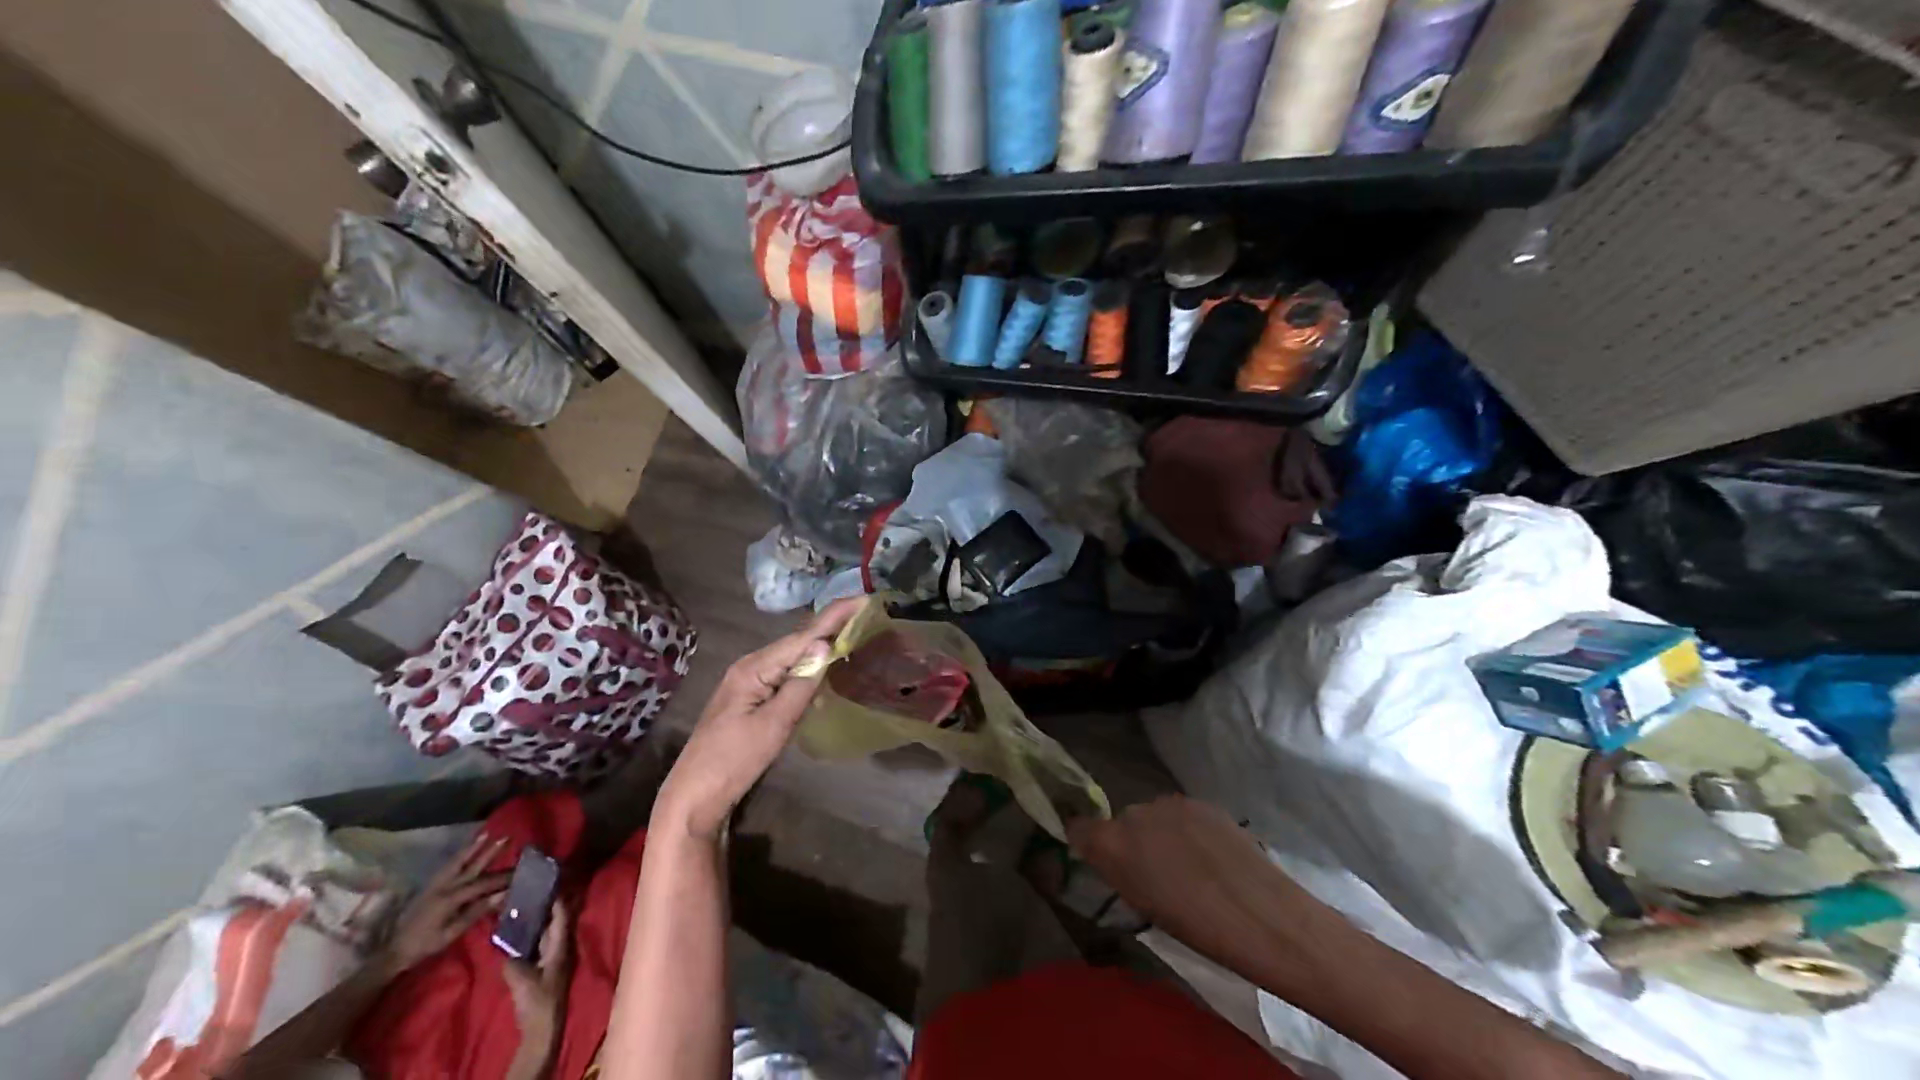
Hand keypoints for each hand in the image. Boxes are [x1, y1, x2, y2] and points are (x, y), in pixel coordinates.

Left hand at [379, 832, 509, 973]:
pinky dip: (459, 856)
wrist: (393, 952)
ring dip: (472, 848)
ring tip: (485, 835)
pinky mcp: (429, 887)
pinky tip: (465, 851)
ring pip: (457, 862)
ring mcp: (435, 885)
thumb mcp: (451, 933)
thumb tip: (502, 895)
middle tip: (506, 837)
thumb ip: (475, 912)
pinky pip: (447, 866)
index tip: (520, 871)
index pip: (482, 884)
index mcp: (450, 899)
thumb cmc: (424, 946)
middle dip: (490, 852)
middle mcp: (444, 886)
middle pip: (471, 867)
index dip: (501, 878)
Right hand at [501, 899, 570, 1039]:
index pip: (562, 915)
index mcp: (560, 945)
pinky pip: (536, 943)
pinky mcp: (541, 966)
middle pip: (553, 920)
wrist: (541, 1027)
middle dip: (544, 905)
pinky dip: (528, 935)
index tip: (548, 881)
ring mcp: (551, 956)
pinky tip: (516, 930)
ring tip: (521, 904)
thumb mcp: (522, 980)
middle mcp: (559, 946)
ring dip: (535, 919)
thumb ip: (513, 961)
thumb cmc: (538, 1000)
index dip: (557, 898)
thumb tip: (504, 945)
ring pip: (544, 931)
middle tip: (530, 889)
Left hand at [654, 598, 863, 839]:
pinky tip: (822, 664)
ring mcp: (747, 681)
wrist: (695, 794)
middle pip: (796, 640)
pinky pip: (784, 672)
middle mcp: (750, 666)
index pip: (802, 637)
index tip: (861, 599)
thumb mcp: (774, 725)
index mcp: (754, 668)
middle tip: (863, 612)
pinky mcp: (750, 697)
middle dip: (829, 625)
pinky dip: (806, 664)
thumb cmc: (734, 761)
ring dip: (819, 643)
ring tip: (851, 630)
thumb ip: (800, 684)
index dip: (833, 617)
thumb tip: (824, 646)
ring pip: (790, 656)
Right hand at [1068, 795, 1313, 956]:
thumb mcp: (1143, 906)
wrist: (1262, 916)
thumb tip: (1113, 858)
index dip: (1086, 841)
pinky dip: (1187, 828)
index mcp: (1111, 844)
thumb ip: (1120, 872)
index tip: (1101, 858)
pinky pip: (1181, 813)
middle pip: (1121, 822)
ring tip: (1188, 863)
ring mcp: (1168, 803)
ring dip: (1160, 832)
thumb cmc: (1196, 928)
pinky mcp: (1200, 801)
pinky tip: (1210, 854)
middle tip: (1155, 872)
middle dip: (1132, 841)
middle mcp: (1133, 813)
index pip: (1078, 827)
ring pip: (1153, 815)